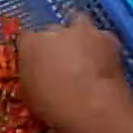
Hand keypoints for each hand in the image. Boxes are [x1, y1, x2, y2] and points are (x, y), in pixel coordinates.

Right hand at [17, 13, 132, 132]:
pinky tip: (103, 63)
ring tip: (83, 57)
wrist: (93, 109)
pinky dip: (102, 47)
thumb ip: (31, 77)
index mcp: (29, 44)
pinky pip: (102, 37)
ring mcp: (83, 31)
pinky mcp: (108, 38)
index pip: (24, 39)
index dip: (30, 51)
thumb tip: (36, 76)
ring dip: (79, 36)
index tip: (34, 64)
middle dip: (54, 43)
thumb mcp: (29, 96)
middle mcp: (54, 31)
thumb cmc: (54, 107)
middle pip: (52, 30)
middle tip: (59, 63)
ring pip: (78, 24)